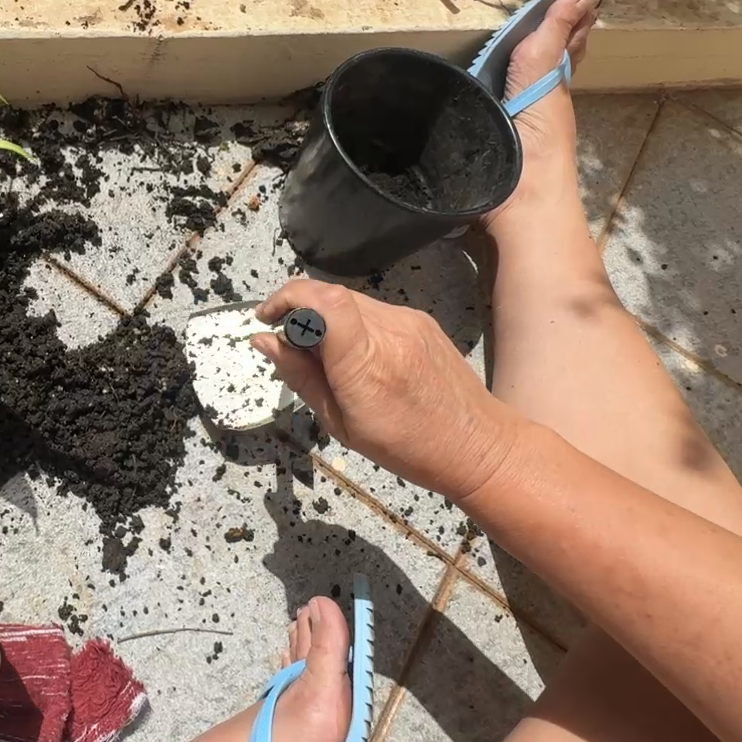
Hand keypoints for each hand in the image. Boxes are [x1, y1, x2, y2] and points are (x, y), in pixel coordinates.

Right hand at [252, 279, 524, 501]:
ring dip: (322, 316)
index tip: (267, 318)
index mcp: (365, 363)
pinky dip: (348, 322)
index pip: (323, 300)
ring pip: (347, 299)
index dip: (287, 297)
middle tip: (290, 343)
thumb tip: (263, 341)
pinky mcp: (420, 320)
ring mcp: (408, 321)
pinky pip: (371, 309)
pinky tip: (356, 355)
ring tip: (324, 355)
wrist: (478, 446)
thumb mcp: (339, 423)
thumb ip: (299, 376)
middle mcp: (388, 331)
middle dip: (297, 310)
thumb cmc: (405, 447)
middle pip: (328, 294)